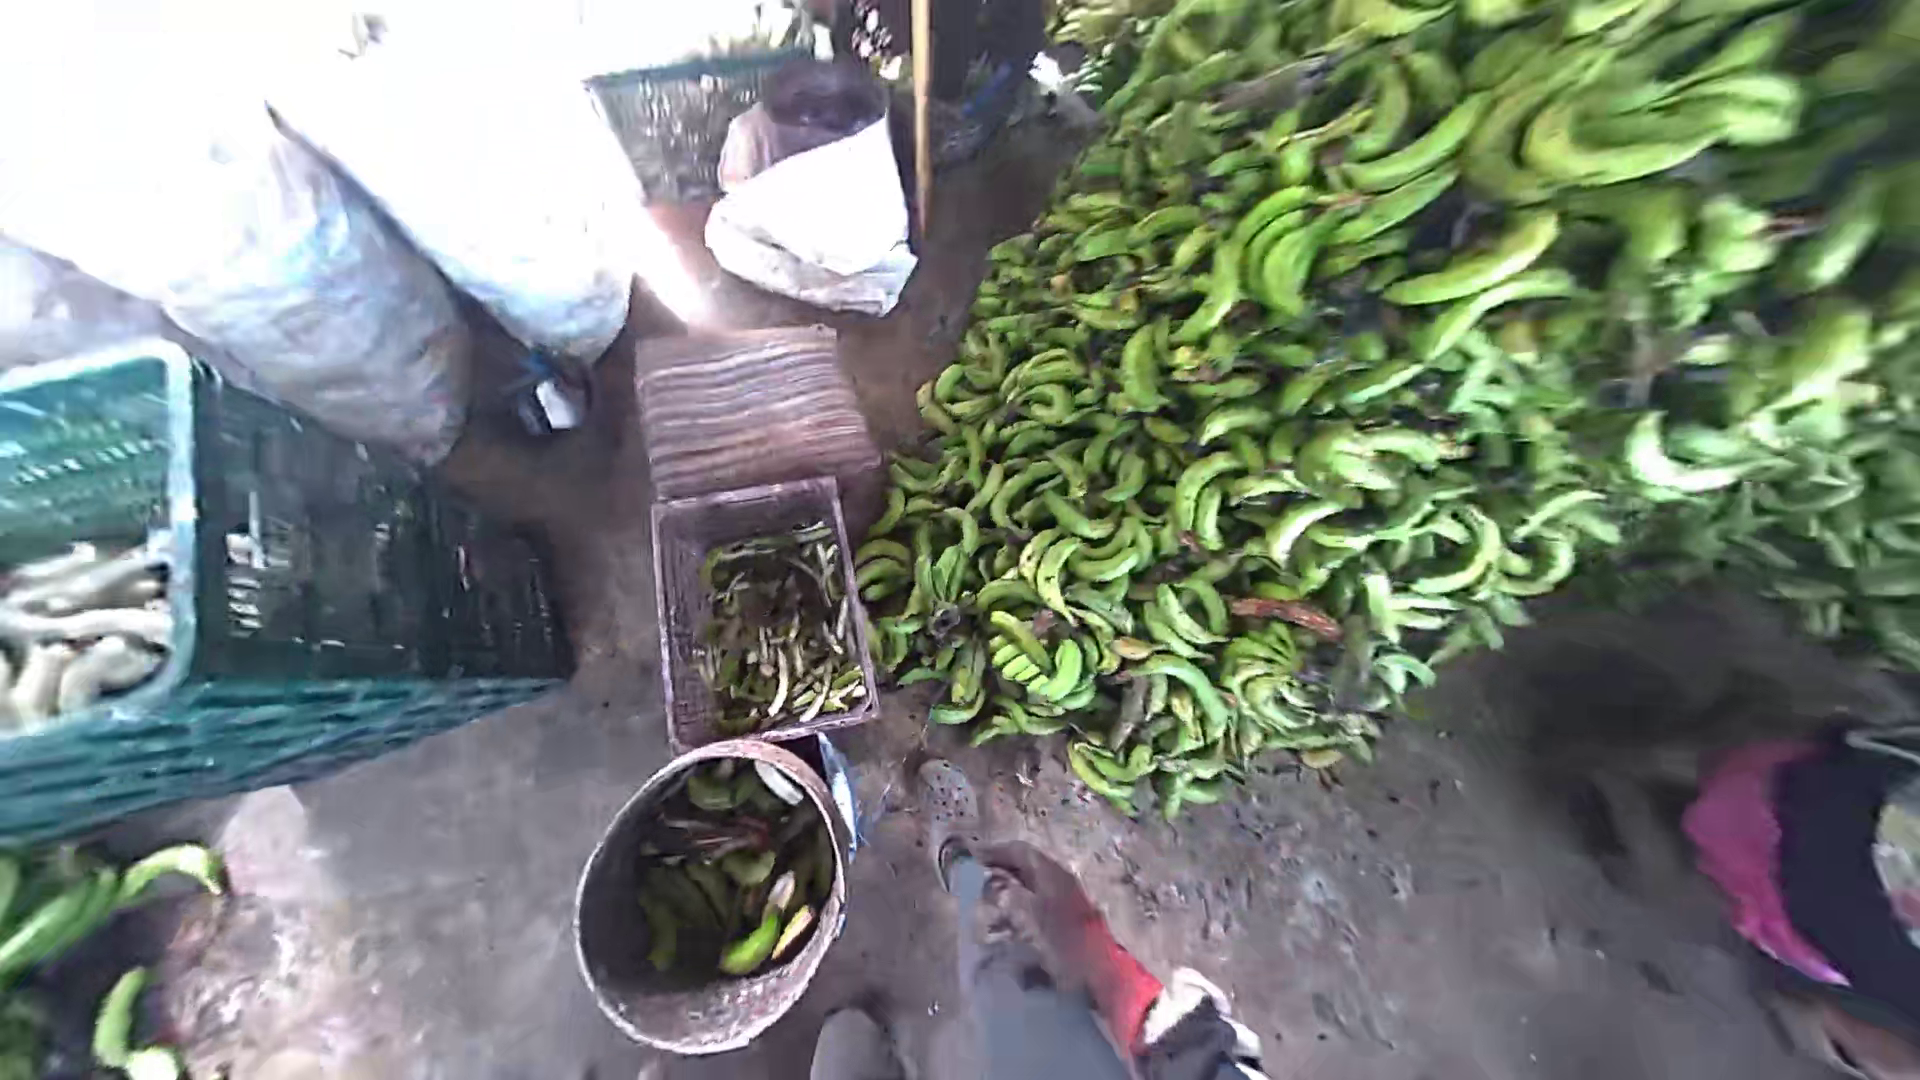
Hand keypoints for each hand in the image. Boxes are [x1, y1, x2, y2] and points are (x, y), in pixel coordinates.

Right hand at [975, 841, 1163, 1052]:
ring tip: (988, 908)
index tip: (972, 857)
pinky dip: (1018, 912)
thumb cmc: (1063, 941)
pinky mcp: (1067, 921)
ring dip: (1007, 893)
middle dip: (999, 872)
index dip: (994, 851)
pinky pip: (1036, 907)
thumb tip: (991, 883)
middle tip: (977, 881)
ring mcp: (1065, 900)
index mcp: (1051, 871)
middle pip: (1024, 867)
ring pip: (1030, 887)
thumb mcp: (1030, 915)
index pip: (1019, 850)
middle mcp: (1059, 879)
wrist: (1102, 976)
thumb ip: (1007, 894)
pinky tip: (1008, 929)